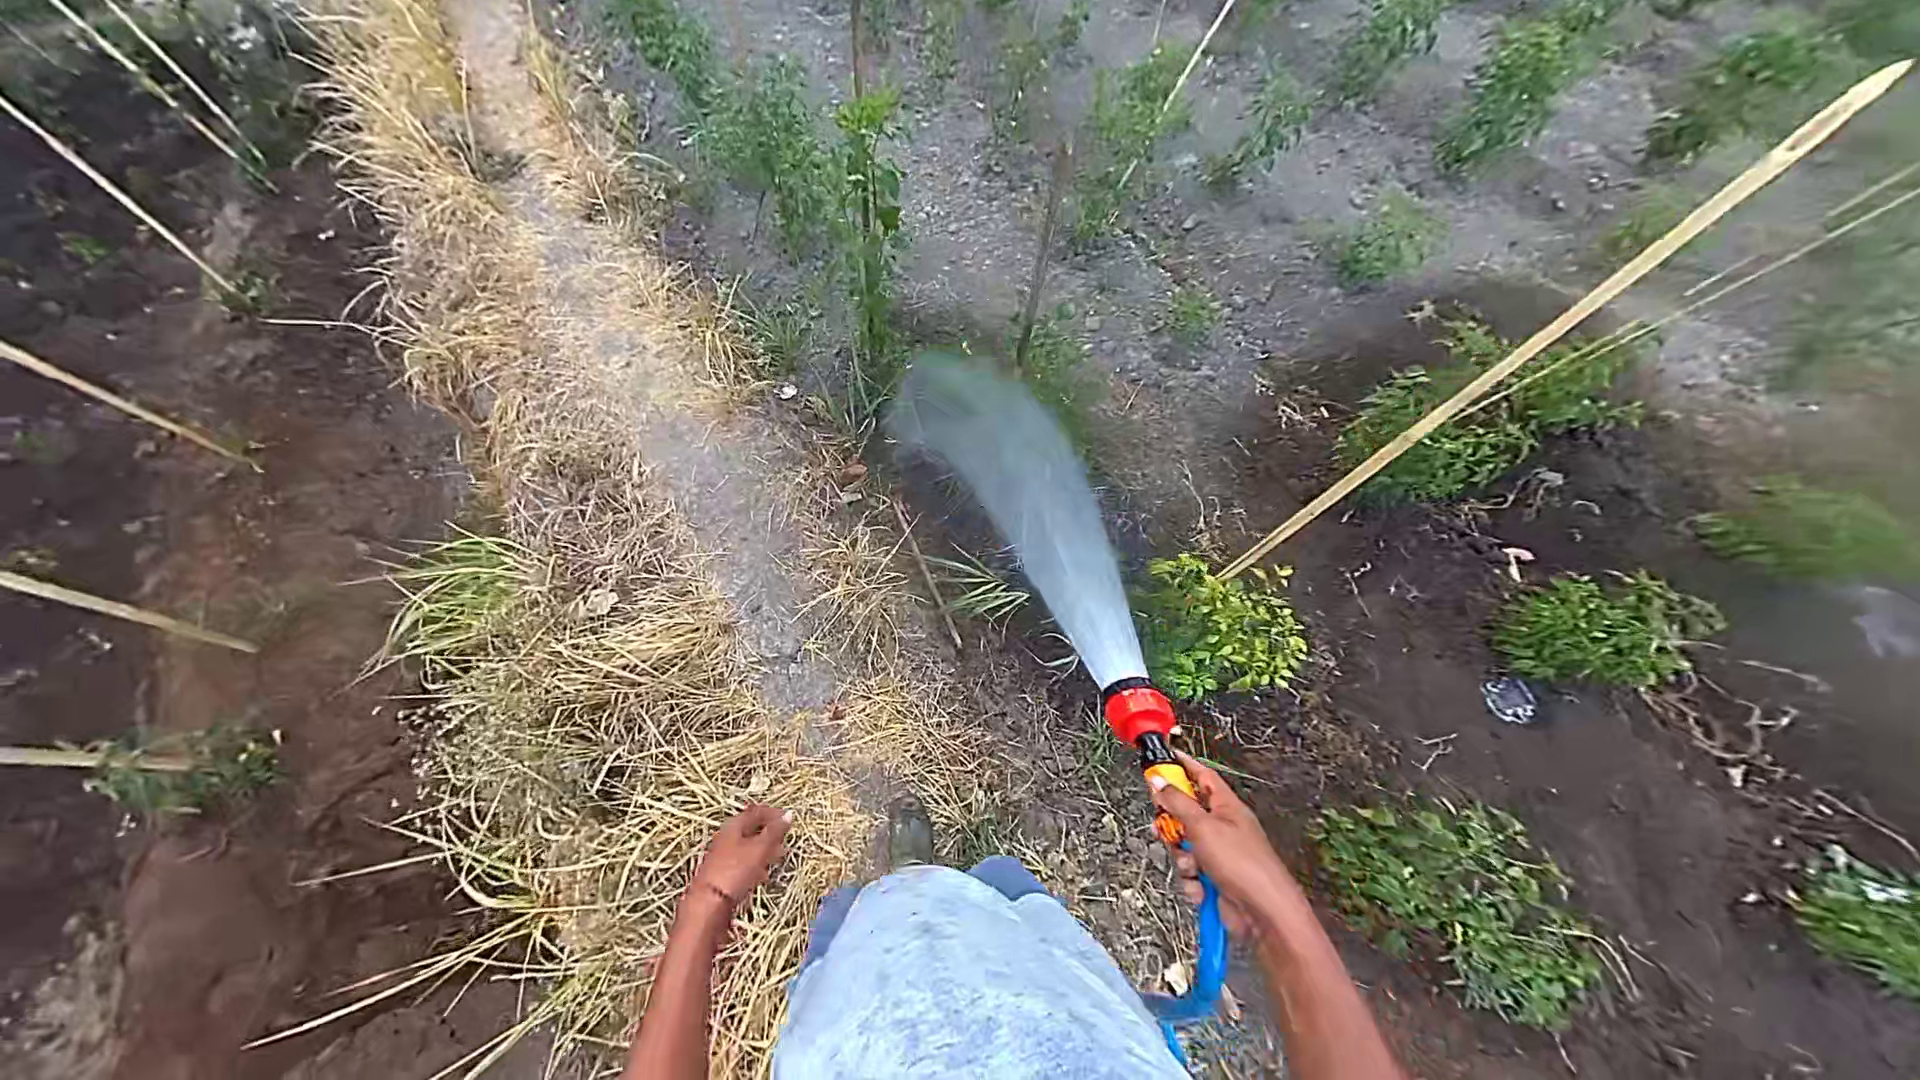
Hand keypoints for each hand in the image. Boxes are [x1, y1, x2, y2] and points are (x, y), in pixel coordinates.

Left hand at [689, 804, 791, 910]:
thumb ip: (775, 831)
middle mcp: (724, 839)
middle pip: (750, 829)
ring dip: (763, 850)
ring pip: (747, 848)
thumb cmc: (734, 872)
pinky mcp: (721, 877)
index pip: (756, 812)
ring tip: (777, 856)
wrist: (707, 907)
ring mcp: (721, 858)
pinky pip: (742, 865)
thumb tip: (788, 815)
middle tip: (784, 836)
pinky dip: (755, 865)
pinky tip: (762, 875)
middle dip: (769, 832)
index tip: (787, 817)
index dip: (773, 813)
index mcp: (733, 826)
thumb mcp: (760, 848)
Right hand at [1150, 751, 1301, 940]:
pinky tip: (1201, 886)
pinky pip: (1190, 871)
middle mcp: (1223, 827)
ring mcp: (1219, 853)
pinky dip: (1191, 880)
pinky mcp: (1214, 877)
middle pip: (1185, 813)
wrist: (1263, 914)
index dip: (1182, 766)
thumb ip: (1176, 802)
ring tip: (1192, 866)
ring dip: (1182, 857)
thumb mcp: (1202, 825)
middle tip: (1162, 826)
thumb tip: (1158, 781)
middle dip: (1171, 823)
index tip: (1162, 759)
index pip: (1201, 776)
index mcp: (1226, 806)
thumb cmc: (1243, 864)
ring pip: (1183, 844)